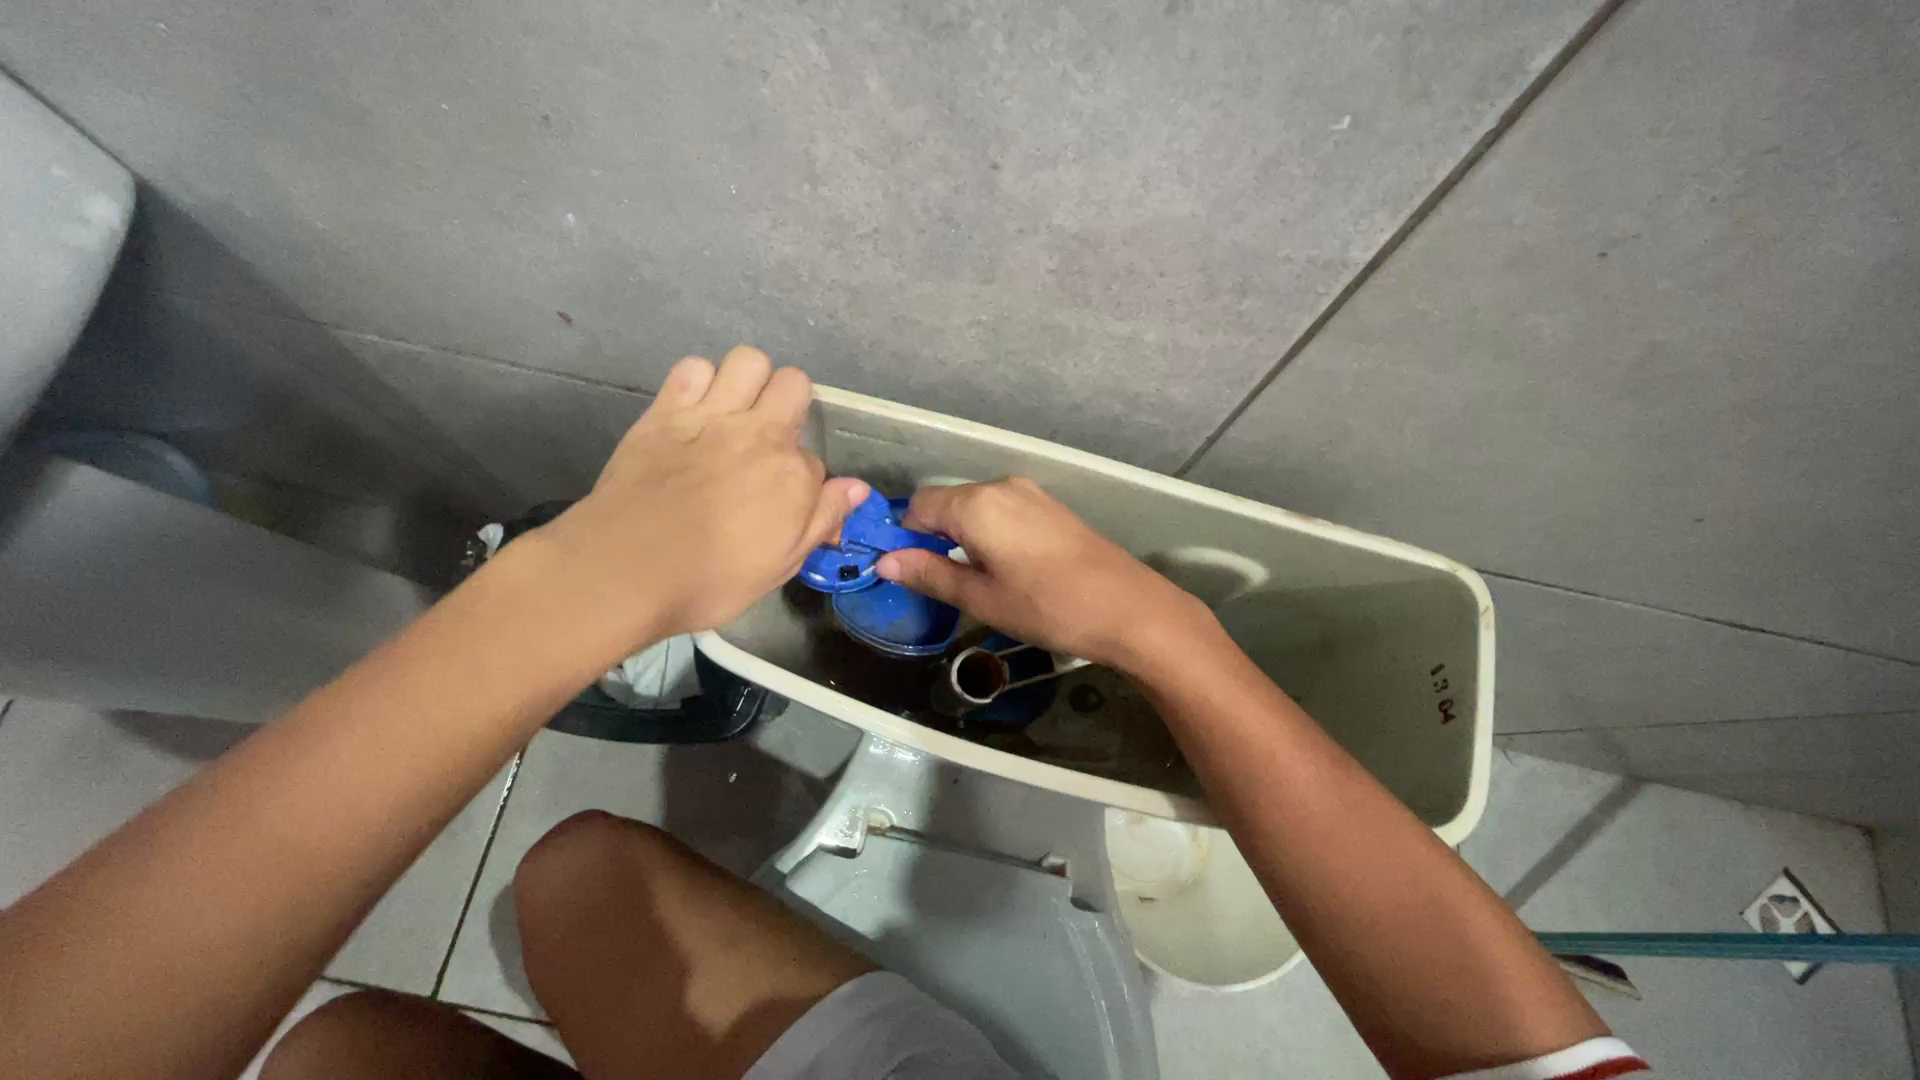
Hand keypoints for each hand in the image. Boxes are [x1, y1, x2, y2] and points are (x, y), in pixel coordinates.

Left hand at [534, 347, 867, 647]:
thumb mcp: (779, 566)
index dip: (804, 482)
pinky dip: (698, 381)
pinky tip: (694, 408)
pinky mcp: (666, 410)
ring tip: (736, 412)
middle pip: (794, 385)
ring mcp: (711, 415)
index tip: (785, 502)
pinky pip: (693, 367)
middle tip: (770, 438)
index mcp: (793, 476)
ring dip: (750, 382)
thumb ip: (820, 521)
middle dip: (790, 405)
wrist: (624, 569)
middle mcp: (761, 434)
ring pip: (749, 361)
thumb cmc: (708, 581)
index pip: (816, 462)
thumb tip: (858, 488)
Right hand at [874, 477, 1211, 671]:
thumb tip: (885, 562)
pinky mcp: (1051, 507)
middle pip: (948, 503)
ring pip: (976, 507)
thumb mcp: (981, 598)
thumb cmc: (1048, 607)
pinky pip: (1003, 512)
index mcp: (977, 504)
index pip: (919, 506)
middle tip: (937, 582)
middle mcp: (1001, 487)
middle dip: (933, 537)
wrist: (1128, 608)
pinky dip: (990, 534)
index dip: (903, 536)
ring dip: (962, 537)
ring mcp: (1031, 494)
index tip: (904, 571)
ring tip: (972, 581)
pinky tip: (1004, 569)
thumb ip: (930, 575)